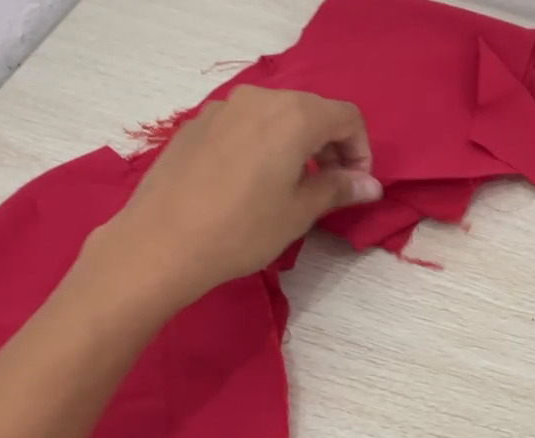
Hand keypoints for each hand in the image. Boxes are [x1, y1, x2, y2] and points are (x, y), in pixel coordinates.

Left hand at [90, 85, 381, 311]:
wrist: (164, 240)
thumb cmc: (243, 230)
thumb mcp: (299, 213)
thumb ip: (337, 190)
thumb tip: (370, 185)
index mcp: (293, 117)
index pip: (346, 117)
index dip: (361, 151)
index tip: (357, 186)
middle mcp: (260, 99)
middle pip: (312, 110)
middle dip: (332, 147)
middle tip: (331, 189)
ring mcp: (224, 108)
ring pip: (278, 116)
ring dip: (299, 145)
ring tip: (293, 188)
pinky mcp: (199, 124)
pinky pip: (247, 125)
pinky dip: (265, 145)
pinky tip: (254, 185)